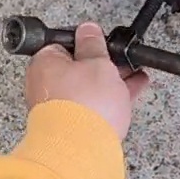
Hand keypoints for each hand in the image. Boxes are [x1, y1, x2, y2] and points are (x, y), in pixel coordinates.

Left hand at [25, 22, 149, 138]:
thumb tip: (88, 30)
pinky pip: (93, 105)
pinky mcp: (72, 125)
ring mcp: (57, 107)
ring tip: (135, 74)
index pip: (62, 44)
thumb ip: (94, 45)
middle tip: (122, 60)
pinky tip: (132, 90)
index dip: (86, 42)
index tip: (103, 42)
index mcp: (44, 64)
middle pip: (77, 68)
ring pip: (88, 88)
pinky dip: (111, 97)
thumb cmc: (83, 103)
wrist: (81, 149)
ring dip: (111, 80)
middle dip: (102, 64)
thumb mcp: (97, 62)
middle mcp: (45, 86)